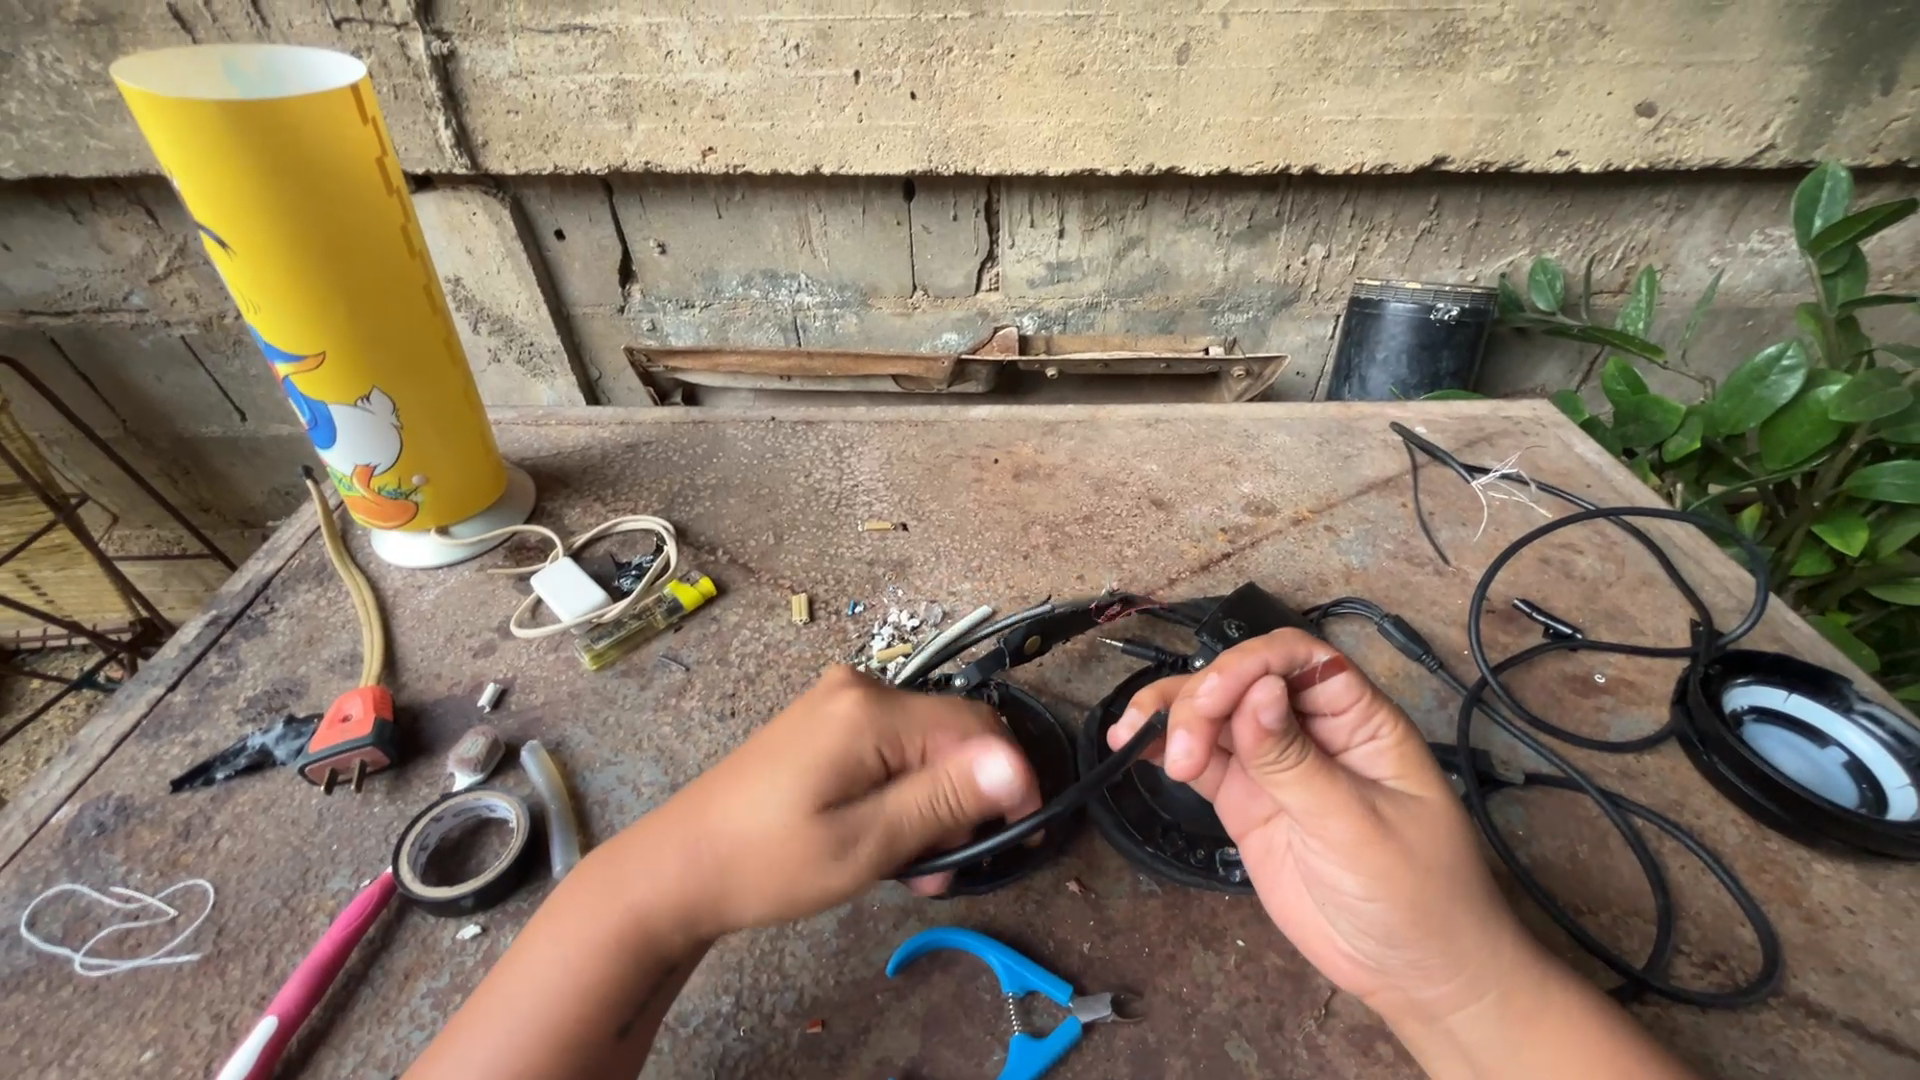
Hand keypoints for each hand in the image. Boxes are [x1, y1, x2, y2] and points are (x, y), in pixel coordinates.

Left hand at [621, 665, 1040, 939]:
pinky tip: (887, 832)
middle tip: (946, 868)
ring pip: (924, 744)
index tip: (1018, 836)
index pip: (976, 728)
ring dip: (934, 801)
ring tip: (913, 865)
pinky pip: (892, 746)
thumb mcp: (866, 842)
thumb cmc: (770, 863)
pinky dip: (903, 788)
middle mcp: (860, 688)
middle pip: (951, 733)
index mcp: (871, 709)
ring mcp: (840, 701)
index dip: (1010, 778)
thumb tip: (1017, 764)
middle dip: (966, 797)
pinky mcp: (828, 720)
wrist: (680, 866)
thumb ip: (944, 798)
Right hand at [1106, 629, 1541, 1027]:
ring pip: (1210, 715)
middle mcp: (1308, 728)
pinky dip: (1164, 749)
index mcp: (1356, 718)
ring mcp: (1272, 763)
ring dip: (1168, 717)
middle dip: (1199, 701)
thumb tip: (1255, 692)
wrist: (1412, 974)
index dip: (1248, 664)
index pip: (1296, 659)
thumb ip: (1295, 762)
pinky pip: (1200, 759)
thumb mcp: (1357, 828)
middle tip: (1179, 750)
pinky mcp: (1245, 797)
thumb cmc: (1415, 896)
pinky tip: (1133, 748)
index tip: (1212, 700)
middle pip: (1241, 681)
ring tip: (1130, 736)